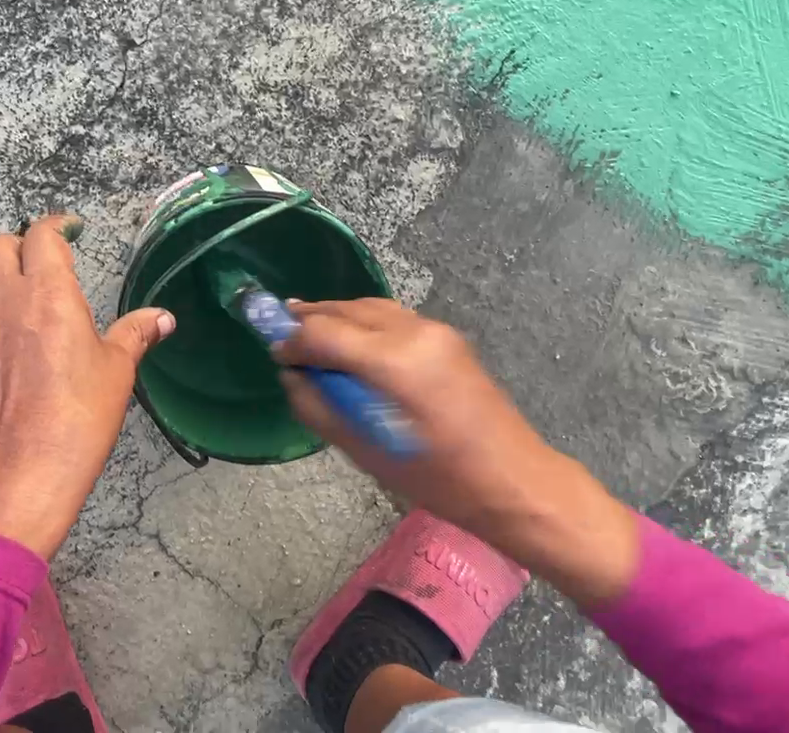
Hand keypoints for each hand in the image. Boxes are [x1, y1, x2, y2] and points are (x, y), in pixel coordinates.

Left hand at [0, 216, 174, 559]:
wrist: (22, 472)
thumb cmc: (77, 417)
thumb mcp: (117, 371)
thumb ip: (136, 333)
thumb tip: (162, 317)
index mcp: (48, 292)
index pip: (42, 235)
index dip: (57, 225)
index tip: (73, 230)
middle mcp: (6, 299)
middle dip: (20, 242)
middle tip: (45, 258)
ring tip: (19, 287)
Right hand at [274, 299, 639, 606]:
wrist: (515, 481)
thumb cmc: (439, 481)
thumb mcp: (368, 454)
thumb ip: (321, 409)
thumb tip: (292, 377)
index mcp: (393, 362)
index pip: (324, 332)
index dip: (292, 339)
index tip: (274, 352)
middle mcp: (413, 332)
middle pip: (344, 310)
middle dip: (309, 318)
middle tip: (280, 332)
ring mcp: (434, 329)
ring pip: (368, 306)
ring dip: (335, 316)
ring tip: (307, 331)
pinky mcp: (446, 336)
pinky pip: (391, 316)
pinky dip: (362, 321)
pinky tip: (350, 339)